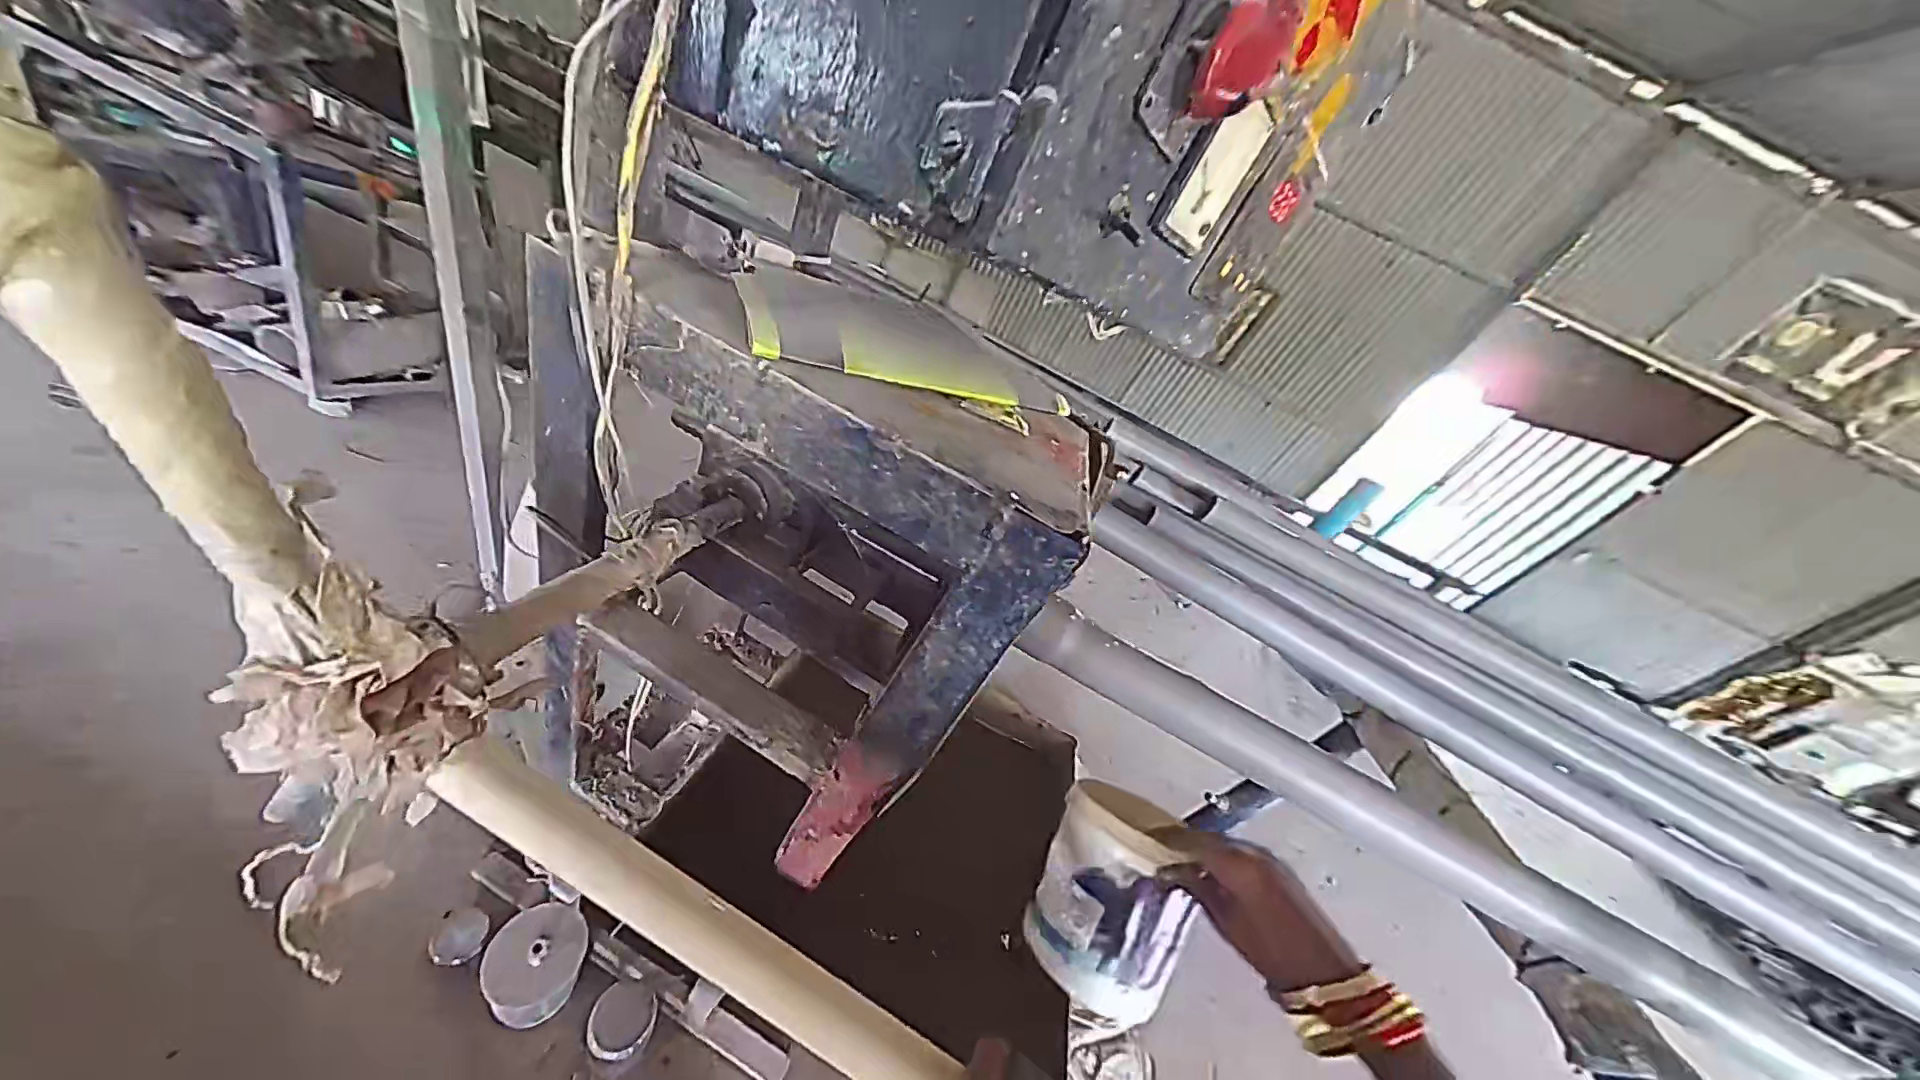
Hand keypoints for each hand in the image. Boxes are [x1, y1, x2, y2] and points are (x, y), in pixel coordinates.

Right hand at [1155, 827, 1364, 990]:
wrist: (1323, 971)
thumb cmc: (1272, 952)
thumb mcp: (1224, 922)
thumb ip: (1196, 888)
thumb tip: (1171, 871)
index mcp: (1236, 863)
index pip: (1192, 840)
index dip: (1168, 839)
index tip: (1149, 841)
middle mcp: (1252, 852)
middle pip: (1207, 837)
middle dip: (1182, 842)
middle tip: (1160, 851)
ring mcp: (1266, 857)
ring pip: (1222, 842)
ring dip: (1201, 848)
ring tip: (1181, 861)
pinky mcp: (1276, 867)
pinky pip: (1238, 851)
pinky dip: (1220, 855)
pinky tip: (1210, 869)